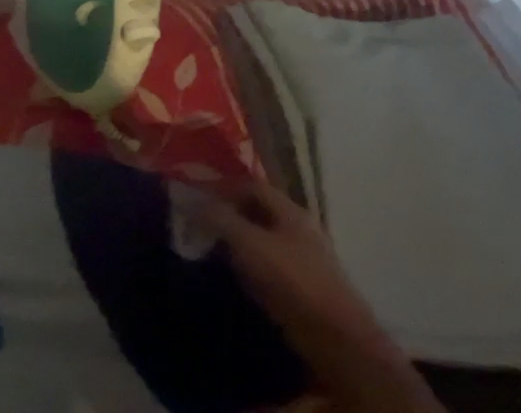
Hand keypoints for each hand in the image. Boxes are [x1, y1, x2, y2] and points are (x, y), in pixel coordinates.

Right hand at [199, 179, 441, 412]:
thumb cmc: (291, 278)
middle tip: (190, 215)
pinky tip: (222, 264)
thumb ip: (217, 216)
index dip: (219, 184)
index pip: (250, 185)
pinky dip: (238, 256)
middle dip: (222, 209)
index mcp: (291, 212)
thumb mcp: (248, 241)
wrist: (334, 336)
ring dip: (228, 234)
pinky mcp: (294, 281)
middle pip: (253, 208)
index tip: (189, 192)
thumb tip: (186, 195)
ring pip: (255, 234)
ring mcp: (297, 256)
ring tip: (199, 238)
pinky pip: (259, 258)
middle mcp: (296, 229)